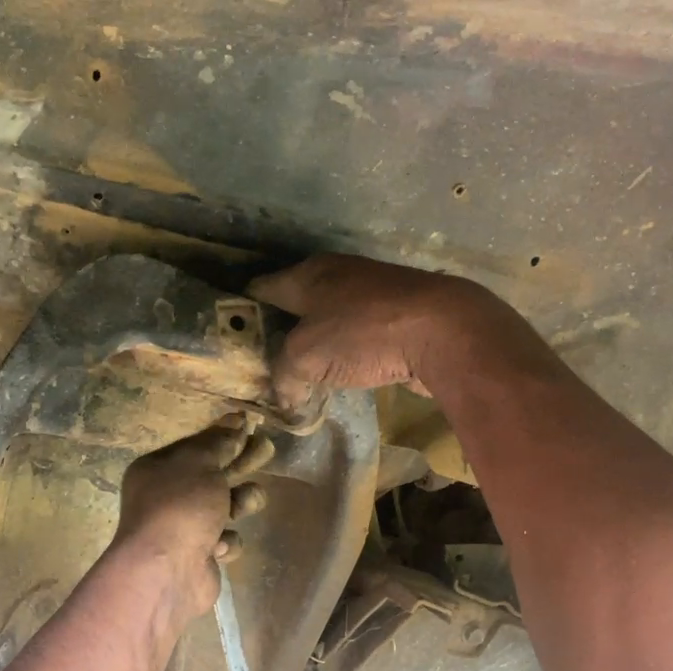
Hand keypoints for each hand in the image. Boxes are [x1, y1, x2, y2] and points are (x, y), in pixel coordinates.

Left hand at [109, 424, 272, 623]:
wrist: (167, 572)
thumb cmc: (180, 507)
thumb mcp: (200, 463)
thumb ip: (220, 442)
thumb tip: (235, 419)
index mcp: (158, 470)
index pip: (196, 447)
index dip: (225, 437)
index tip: (252, 427)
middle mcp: (167, 497)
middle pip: (213, 474)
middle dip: (241, 464)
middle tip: (268, 450)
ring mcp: (183, 529)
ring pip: (224, 507)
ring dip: (238, 503)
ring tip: (241, 505)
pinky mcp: (199, 556)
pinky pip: (224, 540)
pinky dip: (226, 542)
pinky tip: (216, 546)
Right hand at [248, 253, 559, 409]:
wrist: (442, 333)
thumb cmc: (362, 333)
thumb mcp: (303, 356)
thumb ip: (282, 374)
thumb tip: (285, 394)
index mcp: (308, 274)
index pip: (260, 290)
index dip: (242, 314)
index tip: (230, 344)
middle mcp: (336, 276)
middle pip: (293, 307)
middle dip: (277, 336)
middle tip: (260, 370)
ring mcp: (369, 295)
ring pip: (325, 324)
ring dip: (312, 349)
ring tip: (295, 379)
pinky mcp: (395, 318)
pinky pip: (354, 338)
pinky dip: (341, 357)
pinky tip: (337, 378)